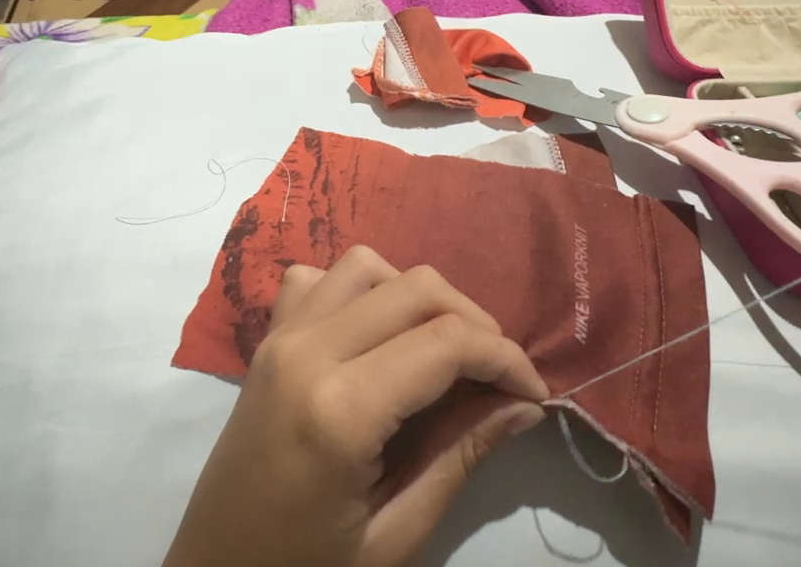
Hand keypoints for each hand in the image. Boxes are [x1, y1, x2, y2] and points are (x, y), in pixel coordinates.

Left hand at [163, 246, 548, 566]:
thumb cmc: (306, 566)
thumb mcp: (395, 533)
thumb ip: (460, 455)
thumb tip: (524, 404)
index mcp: (339, 408)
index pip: (446, 343)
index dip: (506, 359)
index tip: (534, 394)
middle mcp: (307, 350)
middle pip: (416, 288)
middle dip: (475, 322)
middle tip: (499, 376)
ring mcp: (280, 334)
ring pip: (368, 265)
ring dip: (418, 296)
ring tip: (442, 350)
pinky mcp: (266, 336)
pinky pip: (318, 278)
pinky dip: (359, 289)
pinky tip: (374, 333)